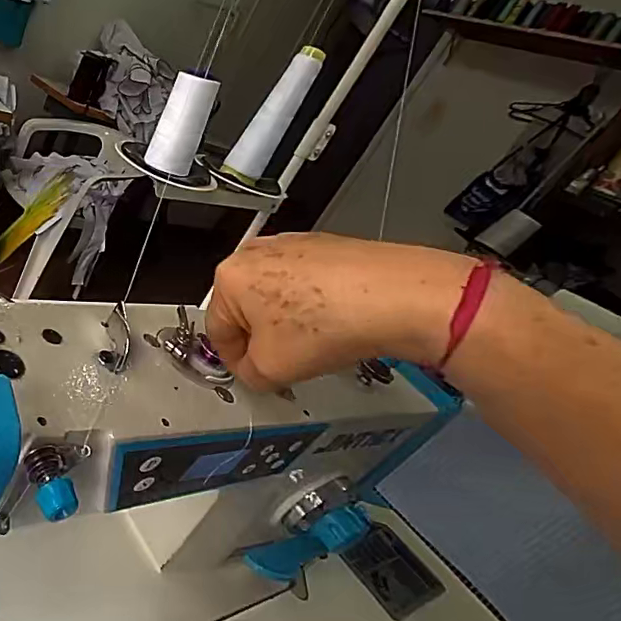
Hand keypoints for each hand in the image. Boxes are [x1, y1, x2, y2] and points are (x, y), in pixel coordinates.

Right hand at [206, 232, 473, 390]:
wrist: (403, 298)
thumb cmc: (333, 322)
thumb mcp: (270, 370)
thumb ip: (248, 375)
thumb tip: (255, 370)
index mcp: (228, 276)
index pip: (218, 329)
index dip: (234, 359)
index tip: (250, 372)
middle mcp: (256, 252)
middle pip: (246, 309)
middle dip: (262, 337)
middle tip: (285, 360)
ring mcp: (294, 244)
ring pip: (277, 295)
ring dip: (289, 322)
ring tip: (317, 342)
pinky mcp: (328, 245)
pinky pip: (309, 283)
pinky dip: (317, 306)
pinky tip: (337, 323)